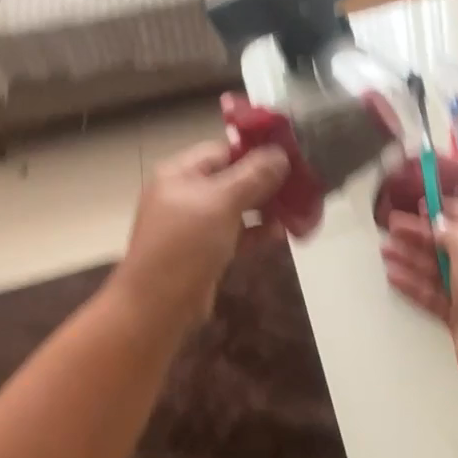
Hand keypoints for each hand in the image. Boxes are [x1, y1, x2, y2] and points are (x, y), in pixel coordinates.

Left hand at [116, 141, 288, 332]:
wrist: (157, 307)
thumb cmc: (186, 245)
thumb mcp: (222, 203)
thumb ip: (253, 176)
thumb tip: (281, 153)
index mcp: (180, 173)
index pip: (223, 150)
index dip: (255, 153)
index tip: (290, 158)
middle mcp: (185, 194)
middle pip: (232, 178)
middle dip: (266, 183)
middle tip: (299, 186)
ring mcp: (194, 224)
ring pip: (237, 207)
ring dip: (265, 209)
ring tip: (295, 213)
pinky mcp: (204, 250)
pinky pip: (236, 233)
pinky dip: (256, 232)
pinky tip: (280, 235)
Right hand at [381, 199, 457, 393]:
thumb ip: (454, 233)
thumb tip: (440, 222)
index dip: (450, 207)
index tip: (422, 203)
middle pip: (451, 242)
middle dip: (422, 232)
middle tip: (391, 224)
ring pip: (438, 268)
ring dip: (412, 257)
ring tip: (384, 248)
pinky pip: (433, 294)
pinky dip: (414, 284)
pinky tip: (392, 275)